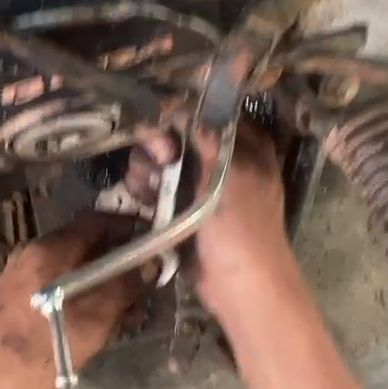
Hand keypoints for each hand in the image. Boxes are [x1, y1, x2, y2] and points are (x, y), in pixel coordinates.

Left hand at [0, 213, 153, 388]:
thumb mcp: (91, 322)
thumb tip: (149, 264)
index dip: (128, 228)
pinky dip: (81, 298)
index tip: (153, 244)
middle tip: (145, 289)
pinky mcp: (15, 301)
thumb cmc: (38, 353)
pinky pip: (56, 288)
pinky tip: (97, 326)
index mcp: (48, 252)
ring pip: (71, 271)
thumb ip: (122, 288)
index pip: (95, 221)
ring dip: (102, 286)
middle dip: (119, 264)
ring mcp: (20, 278)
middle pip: (84, 246)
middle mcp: (30, 256)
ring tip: (127, 315)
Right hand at [126, 122, 299, 319]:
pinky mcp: (179, 208)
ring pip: (160, 162)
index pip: (207, 113)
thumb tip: (190, 103)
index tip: (167, 130)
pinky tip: (143, 200)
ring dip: (147, 171)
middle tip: (160, 164)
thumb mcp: (231, 177)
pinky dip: (145, 191)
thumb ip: (210, 138)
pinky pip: (155, 188)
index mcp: (245, 146)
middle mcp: (220, 160)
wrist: (238, 286)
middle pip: (176, 135)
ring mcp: (198, 185)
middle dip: (159, 147)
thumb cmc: (243, 230)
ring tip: (147, 188)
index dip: (182, 114)